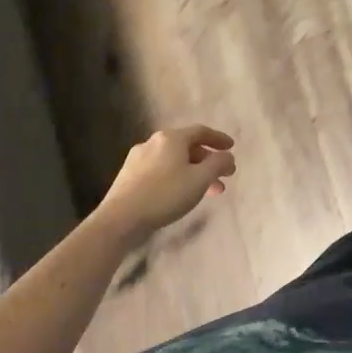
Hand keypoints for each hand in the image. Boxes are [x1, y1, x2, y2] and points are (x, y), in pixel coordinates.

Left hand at [92, 126, 236, 244]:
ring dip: (193, 173)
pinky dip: (177, 178)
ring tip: (206, 192)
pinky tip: (181, 194)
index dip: (219, 139)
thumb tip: (227, 156)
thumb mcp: (201, 179)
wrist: (119, 220)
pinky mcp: (128, 177)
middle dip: (208, 162)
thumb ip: (219, 163)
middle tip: (222, 177)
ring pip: (174, 161)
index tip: (232, 148)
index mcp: (171, 138)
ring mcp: (137, 160)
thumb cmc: (165, 194)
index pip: (201, 131)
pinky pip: (160, 171)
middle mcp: (153, 143)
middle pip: (187, 147)